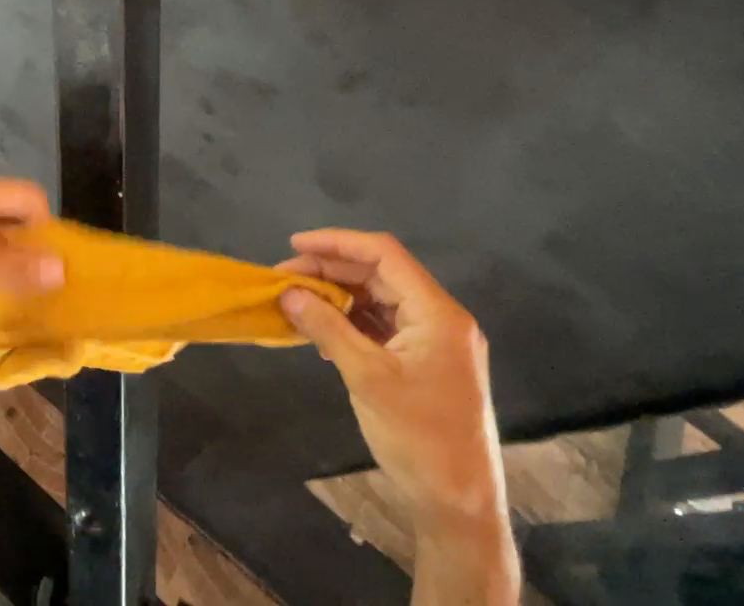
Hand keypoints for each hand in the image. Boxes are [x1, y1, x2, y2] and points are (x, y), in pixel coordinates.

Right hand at [276, 230, 507, 532]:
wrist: (459, 501)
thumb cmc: (418, 436)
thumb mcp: (366, 377)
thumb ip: (327, 327)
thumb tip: (288, 292)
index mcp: (437, 313)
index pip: (384, 255)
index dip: (337, 242)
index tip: (293, 245)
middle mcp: (439, 317)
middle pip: (380, 274)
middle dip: (330, 270)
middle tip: (284, 278)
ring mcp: (433, 340)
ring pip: (379, 298)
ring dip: (337, 296)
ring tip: (295, 301)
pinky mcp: (424, 361)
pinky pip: (383, 324)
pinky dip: (350, 320)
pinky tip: (320, 330)